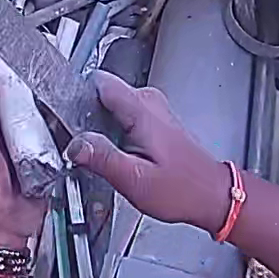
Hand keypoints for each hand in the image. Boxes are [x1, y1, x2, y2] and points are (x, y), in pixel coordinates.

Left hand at [0, 61, 46, 250]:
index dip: (4, 66)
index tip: (14, 47)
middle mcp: (6, 126)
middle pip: (24, 94)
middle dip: (33, 83)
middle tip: (43, 68)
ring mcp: (29, 139)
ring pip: (44, 111)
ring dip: (51, 104)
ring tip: (58, 90)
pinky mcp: (49, 153)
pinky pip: (60, 133)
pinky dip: (65, 126)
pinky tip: (68, 116)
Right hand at [65, 71, 235, 234]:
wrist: (214, 197)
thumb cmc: (183, 190)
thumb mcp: (136, 180)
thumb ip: (103, 158)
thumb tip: (75, 144)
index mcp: (141, 110)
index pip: (97, 81)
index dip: (75, 95)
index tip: (65, 117)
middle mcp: (147, 101)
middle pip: (100, 92)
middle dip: (84, 115)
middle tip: (83, 145)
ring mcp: (151, 107)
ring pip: (108, 104)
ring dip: (97, 124)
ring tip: (99, 152)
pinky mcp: (151, 117)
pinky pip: (120, 113)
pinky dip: (110, 129)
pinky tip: (114, 152)